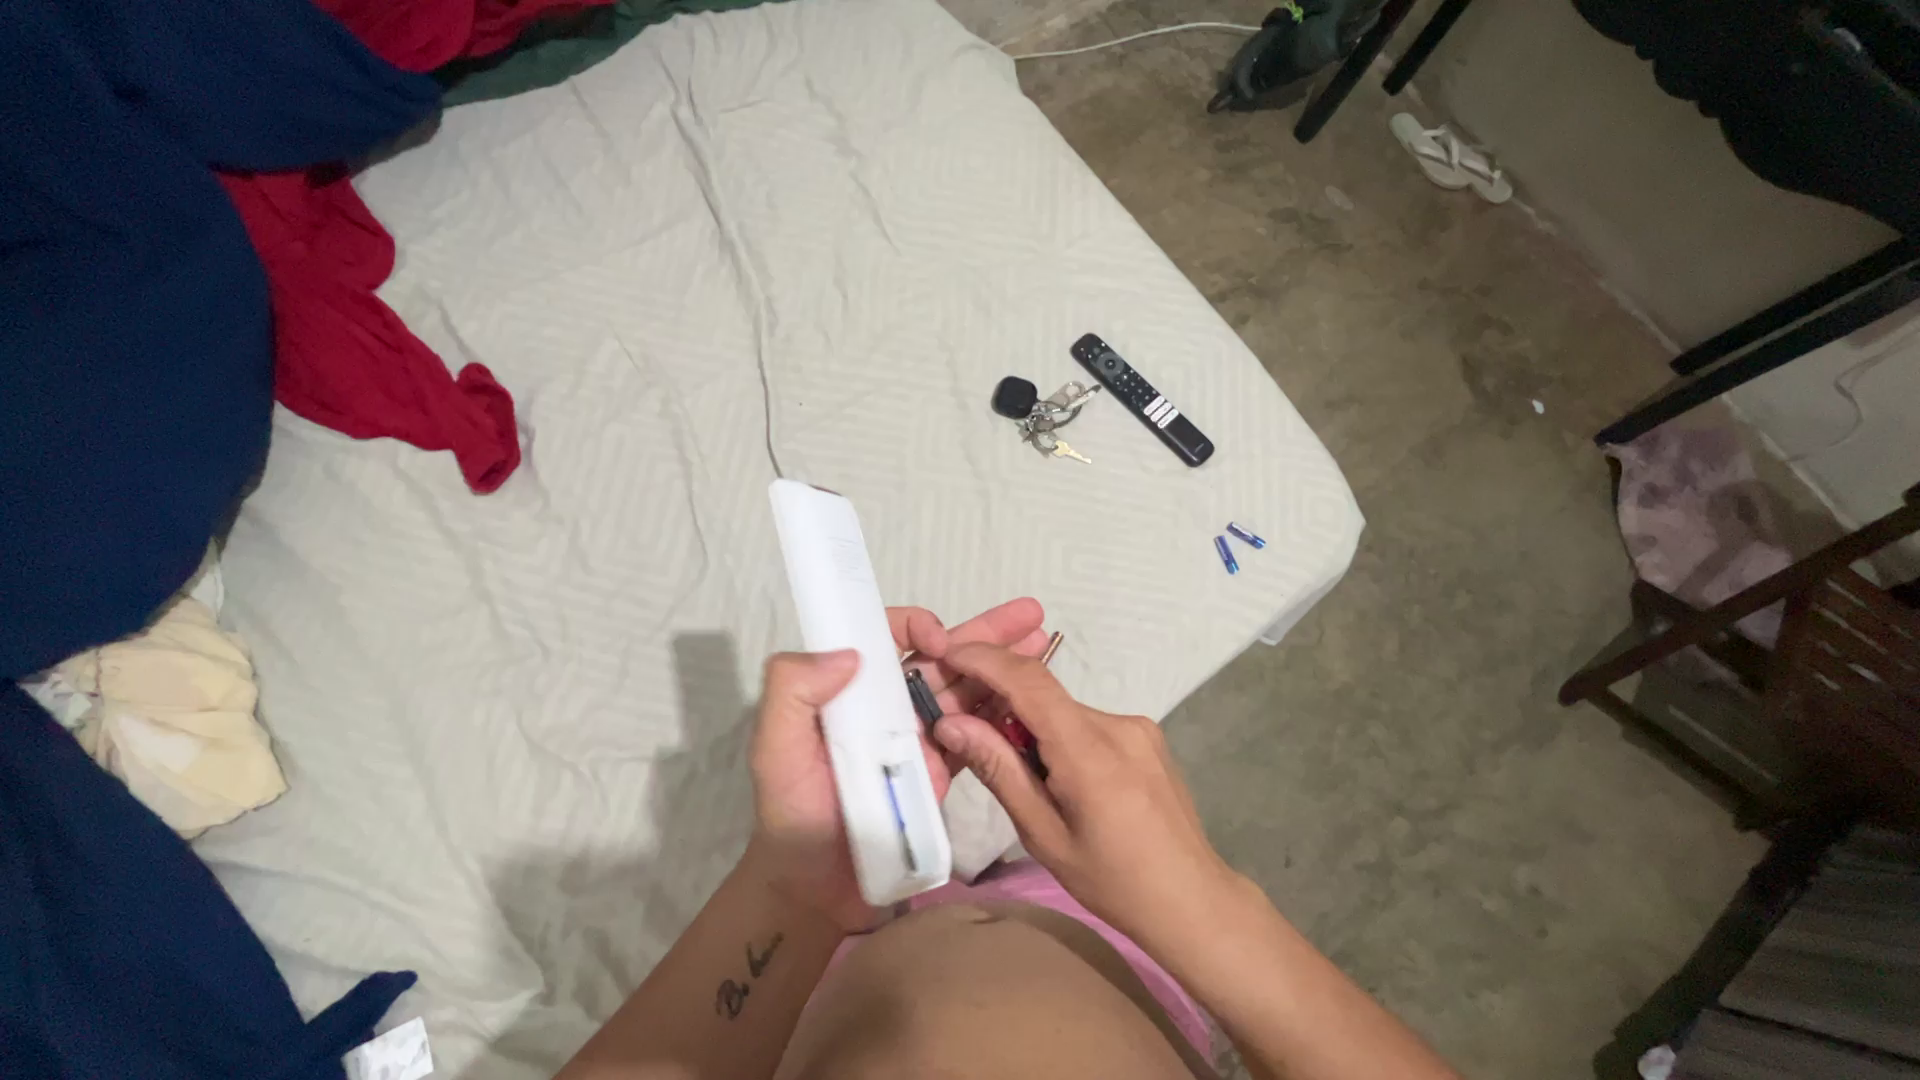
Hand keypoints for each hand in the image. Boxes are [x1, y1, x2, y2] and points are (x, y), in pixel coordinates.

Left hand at [747, 600, 1047, 930]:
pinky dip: (1005, 716)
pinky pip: (979, 736)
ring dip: (1005, 667)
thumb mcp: (775, 749)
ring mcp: (920, 740)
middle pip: (943, 660)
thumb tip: (851, 654)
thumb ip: (792, 692)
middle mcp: (889, 708)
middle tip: (1031, 614)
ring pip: (967, 692)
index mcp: (852, 692)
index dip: (917, 627)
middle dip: (985, 635)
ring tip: (1044, 644)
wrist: (815, 892)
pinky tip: (1037, 701)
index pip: (887, 640)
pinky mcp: (942, 774)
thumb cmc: (791, 816)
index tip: (944, 642)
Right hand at [928, 643, 1245, 949]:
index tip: (948, 653)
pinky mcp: (1146, 735)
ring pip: (1064, 710)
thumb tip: (951, 723)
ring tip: (1021, 773)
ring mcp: (1137, 726)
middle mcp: (1117, 724)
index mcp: (1090, 751)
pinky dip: (1060, 736)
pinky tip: (1060, 779)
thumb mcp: (1044, 835)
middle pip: (1043, 695)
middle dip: (999, 702)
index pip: (1029, 681)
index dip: (985, 659)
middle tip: (964, 728)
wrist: (1192, 899)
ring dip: (1031, 726)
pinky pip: (1087, 722)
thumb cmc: (1113, 881)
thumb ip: (999, 771)